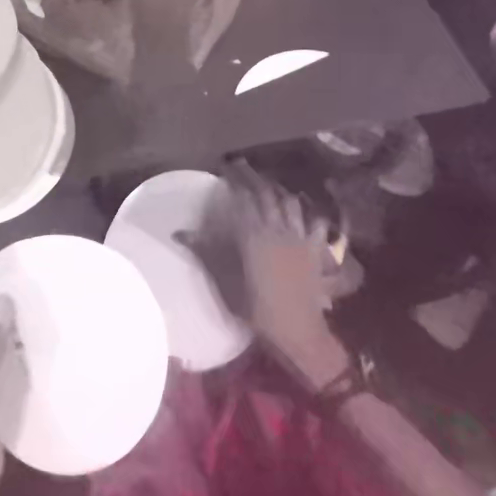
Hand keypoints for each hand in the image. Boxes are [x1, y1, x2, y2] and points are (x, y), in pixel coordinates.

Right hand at [185, 161, 351, 388]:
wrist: (296, 328)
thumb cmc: (255, 307)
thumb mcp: (223, 279)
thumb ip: (204, 251)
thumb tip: (179, 233)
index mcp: (252, 233)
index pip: (241, 197)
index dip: (234, 180)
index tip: (224, 167)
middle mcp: (276, 228)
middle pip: (266, 194)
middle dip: (254, 178)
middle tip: (243, 166)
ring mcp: (299, 237)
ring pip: (290, 204)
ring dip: (279, 190)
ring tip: (271, 184)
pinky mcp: (315, 249)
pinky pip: (316, 224)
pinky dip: (310, 213)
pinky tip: (307, 210)